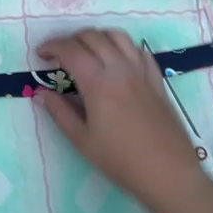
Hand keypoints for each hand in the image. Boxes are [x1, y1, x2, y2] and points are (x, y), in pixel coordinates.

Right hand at [35, 28, 207, 212]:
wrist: (170, 176)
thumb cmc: (122, 161)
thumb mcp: (82, 141)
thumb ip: (59, 112)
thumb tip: (42, 93)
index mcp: (98, 83)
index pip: (70, 49)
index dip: (52, 46)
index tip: (42, 55)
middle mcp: (120, 69)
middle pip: (92, 36)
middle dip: (71, 39)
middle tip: (61, 55)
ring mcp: (141, 73)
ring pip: (117, 36)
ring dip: (98, 37)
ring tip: (88, 51)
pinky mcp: (157, 81)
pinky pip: (140, 51)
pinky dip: (124, 47)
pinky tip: (118, 61)